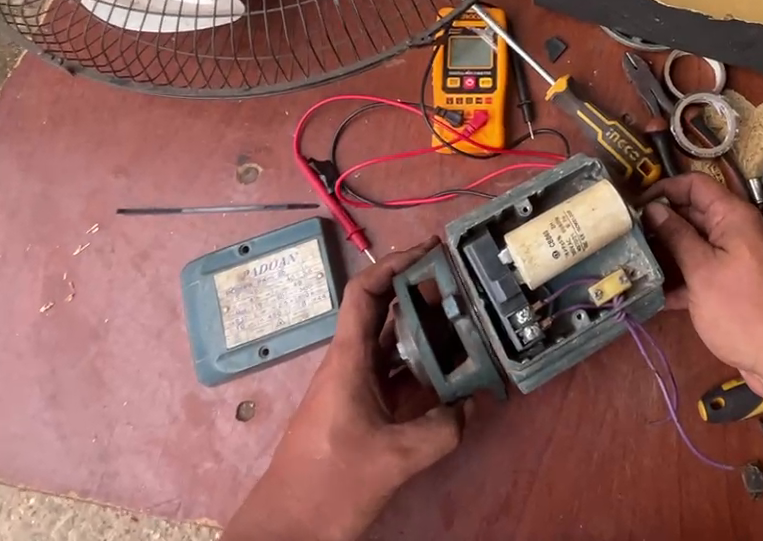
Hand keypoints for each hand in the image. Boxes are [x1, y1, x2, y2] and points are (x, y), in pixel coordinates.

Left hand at [223, 241, 462, 540]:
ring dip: (427, 332)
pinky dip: (425, 370)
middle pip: (385, 313)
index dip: (394, 263)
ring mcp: (357, 389)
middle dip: (422, 293)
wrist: (286, 534)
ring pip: (394, 346)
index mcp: (348, 359)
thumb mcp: (392, 458)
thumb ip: (441, 430)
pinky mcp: (364, 413)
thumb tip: (476, 404)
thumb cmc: (328, 484)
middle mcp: (352, 364)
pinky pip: (398, 377)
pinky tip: (456, 375)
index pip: (365, 292)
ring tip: (468, 322)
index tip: (430, 251)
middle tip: (462, 286)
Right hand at [641, 173, 762, 397]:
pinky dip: (680, 279)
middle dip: (660, 221)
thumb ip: (677, 236)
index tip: (633, 204)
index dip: (664, 188)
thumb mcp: (702, 270)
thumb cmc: (743, 310)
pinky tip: (652, 293)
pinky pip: (701, 272)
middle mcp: (736, 230)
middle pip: (692, 213)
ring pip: (694, 245)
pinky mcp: (733, 287)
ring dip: (666, 252)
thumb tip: (654, 208)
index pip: (694, 184)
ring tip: (631, 260)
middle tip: (625, 234)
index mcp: (732, 216)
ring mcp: (735, 259)